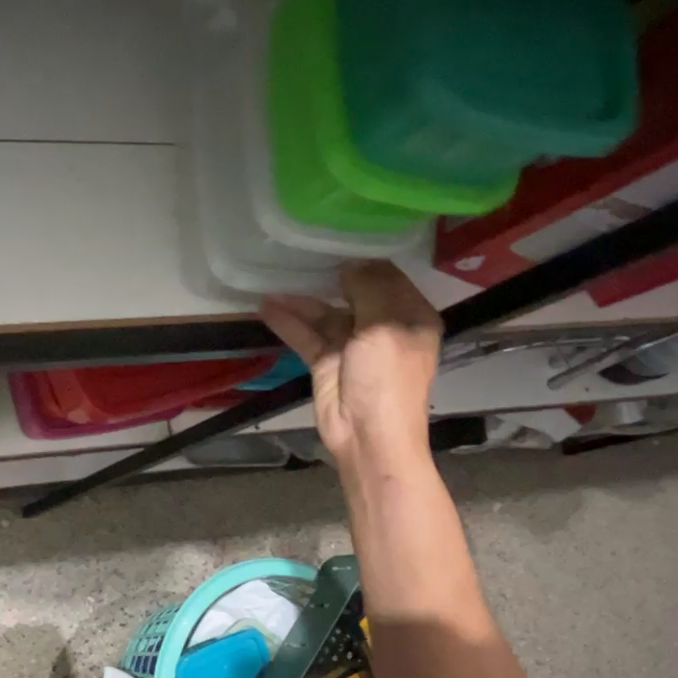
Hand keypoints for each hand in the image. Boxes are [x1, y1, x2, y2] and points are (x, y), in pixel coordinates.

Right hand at [261, 262, 443, 474]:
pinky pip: (306, 335)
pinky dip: (288, 322)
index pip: (389, 278)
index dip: (365, 262)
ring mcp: (352, 346)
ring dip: (300, 301)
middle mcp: (382, 327)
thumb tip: (349, 266)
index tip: (339, 243)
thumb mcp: (385, 326)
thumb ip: (368, 290)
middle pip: (354, 293)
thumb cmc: (388, 378)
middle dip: (330, 277)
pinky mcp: (326, 363)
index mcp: (411, 316)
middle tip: (303, 254)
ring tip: (272, 283)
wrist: (369, 434)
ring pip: (324, 315)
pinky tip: (266, 307)